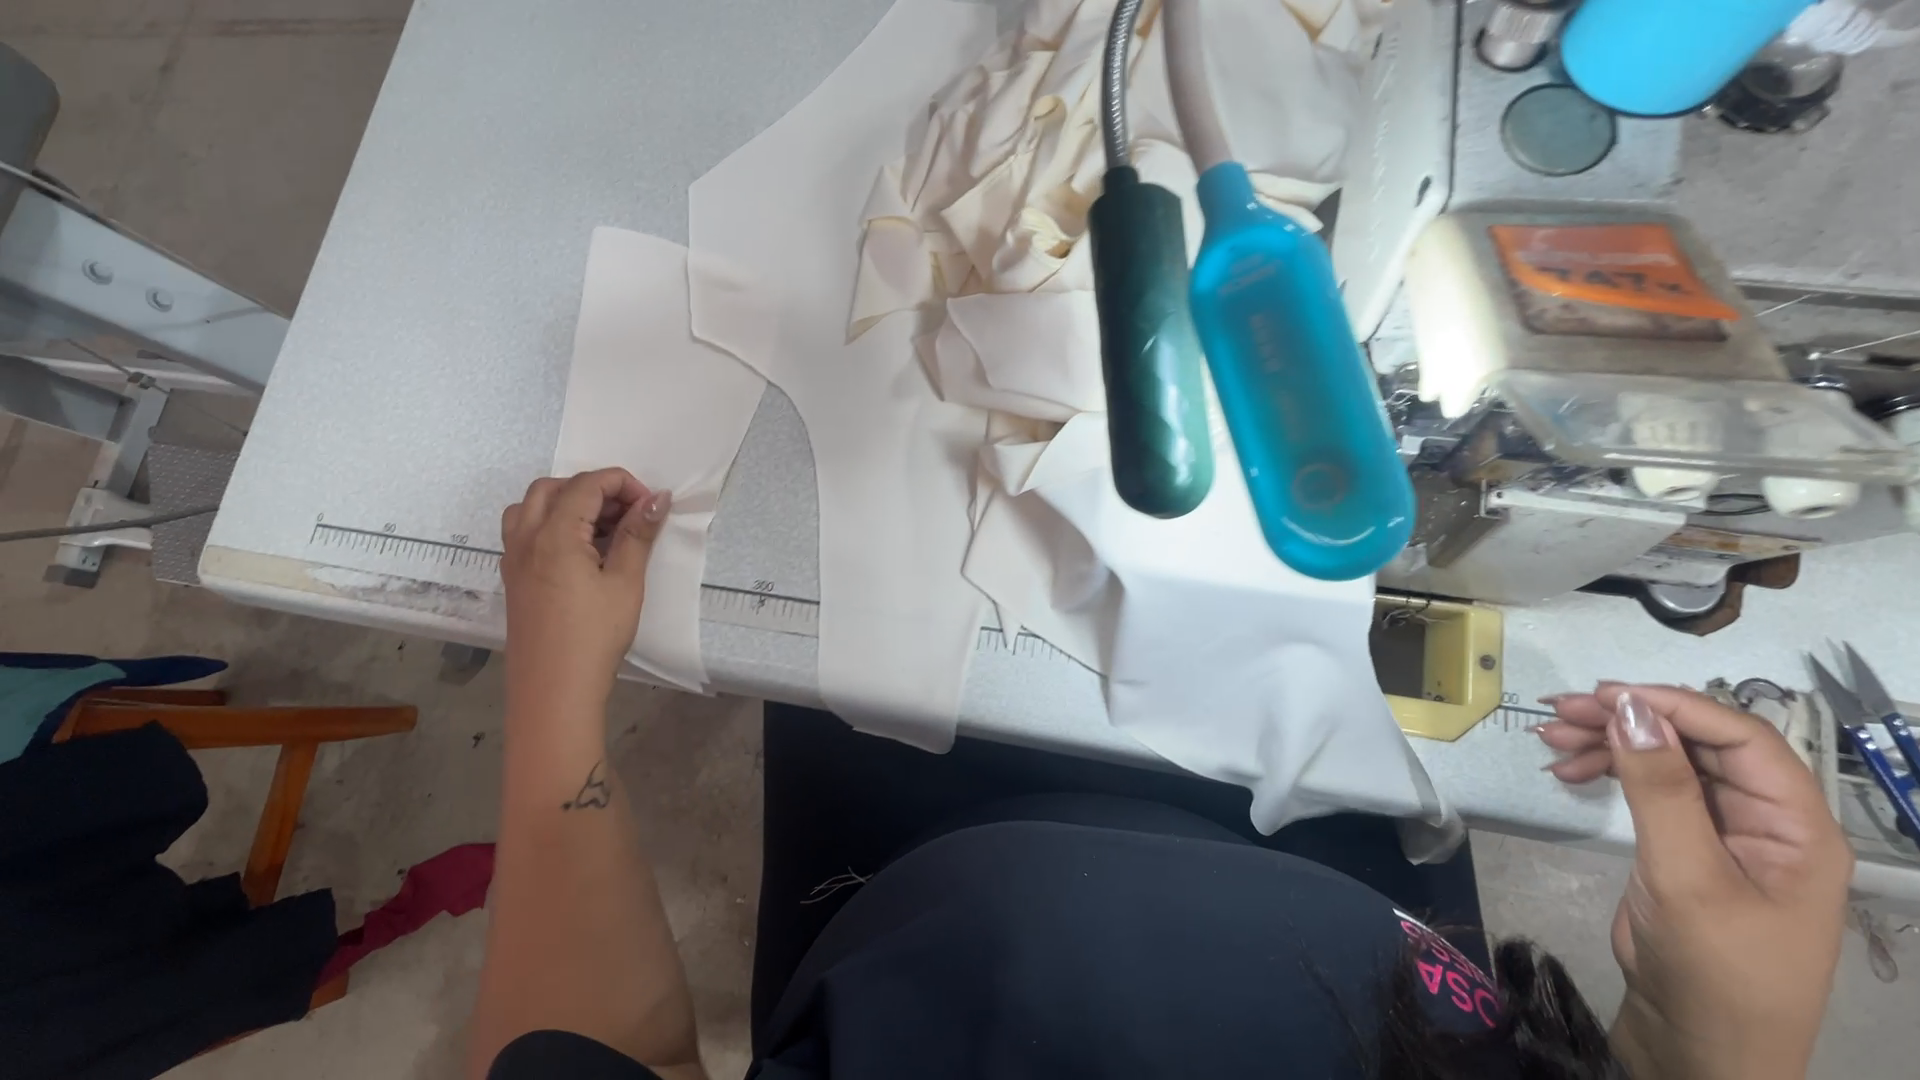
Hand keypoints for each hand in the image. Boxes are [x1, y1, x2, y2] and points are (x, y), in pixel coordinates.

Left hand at [500, 469, 670, 707]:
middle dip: (594, 489)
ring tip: (603, 530)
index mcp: (554, 534)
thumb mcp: (625, 582)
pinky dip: (552, 524)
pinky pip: (525, 531)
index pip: (587, 484)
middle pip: (554, 487)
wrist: (554, 688)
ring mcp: (513, 558)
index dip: (623, 484)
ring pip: (532, 507)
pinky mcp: (513, 577)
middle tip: (628, 514)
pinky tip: (581, 552)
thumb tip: (657, 499)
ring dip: (568, 504)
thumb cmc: (595, 635)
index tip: (651, 507)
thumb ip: (637, 534)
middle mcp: (526, 538)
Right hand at [1535, 685, 1851, 1079]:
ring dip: (1609, 742)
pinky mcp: (1684, 845)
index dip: (1674, 707)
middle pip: (1698, 743)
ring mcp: (1723, 831)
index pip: (1742, 738)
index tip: (1602, 695)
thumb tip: (1630, 708)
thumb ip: (1661, 787)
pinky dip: (1607, 772)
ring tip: (1549, 735)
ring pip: (1667, 761)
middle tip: (1558, 711)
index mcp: (1797, 825)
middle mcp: (1766, 818)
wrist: (1698, 1040)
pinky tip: (1567, 769)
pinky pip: (1649, 789)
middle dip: (1628, 721)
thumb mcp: (1686, 874)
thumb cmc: (1714, 964)